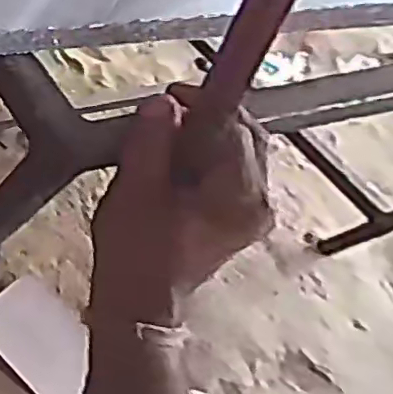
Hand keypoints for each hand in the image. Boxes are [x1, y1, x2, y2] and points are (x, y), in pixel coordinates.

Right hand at [90, 85, 272, 327]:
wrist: (138, 303)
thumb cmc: (132, 250)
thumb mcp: (133, 194)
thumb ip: (150, 146)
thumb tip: (161, 105)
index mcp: (238, 193)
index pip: (234, 130)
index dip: (206, 103)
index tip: (173, 91)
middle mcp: (260, 200)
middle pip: (248, 140)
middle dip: (209, 119)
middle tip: (165, 113)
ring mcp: (253, 213)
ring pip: (240, 157)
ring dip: (205, 140)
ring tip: (163, 138)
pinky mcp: (238, 221)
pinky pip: (230, 176)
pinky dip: (204, 161)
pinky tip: (172, 165)